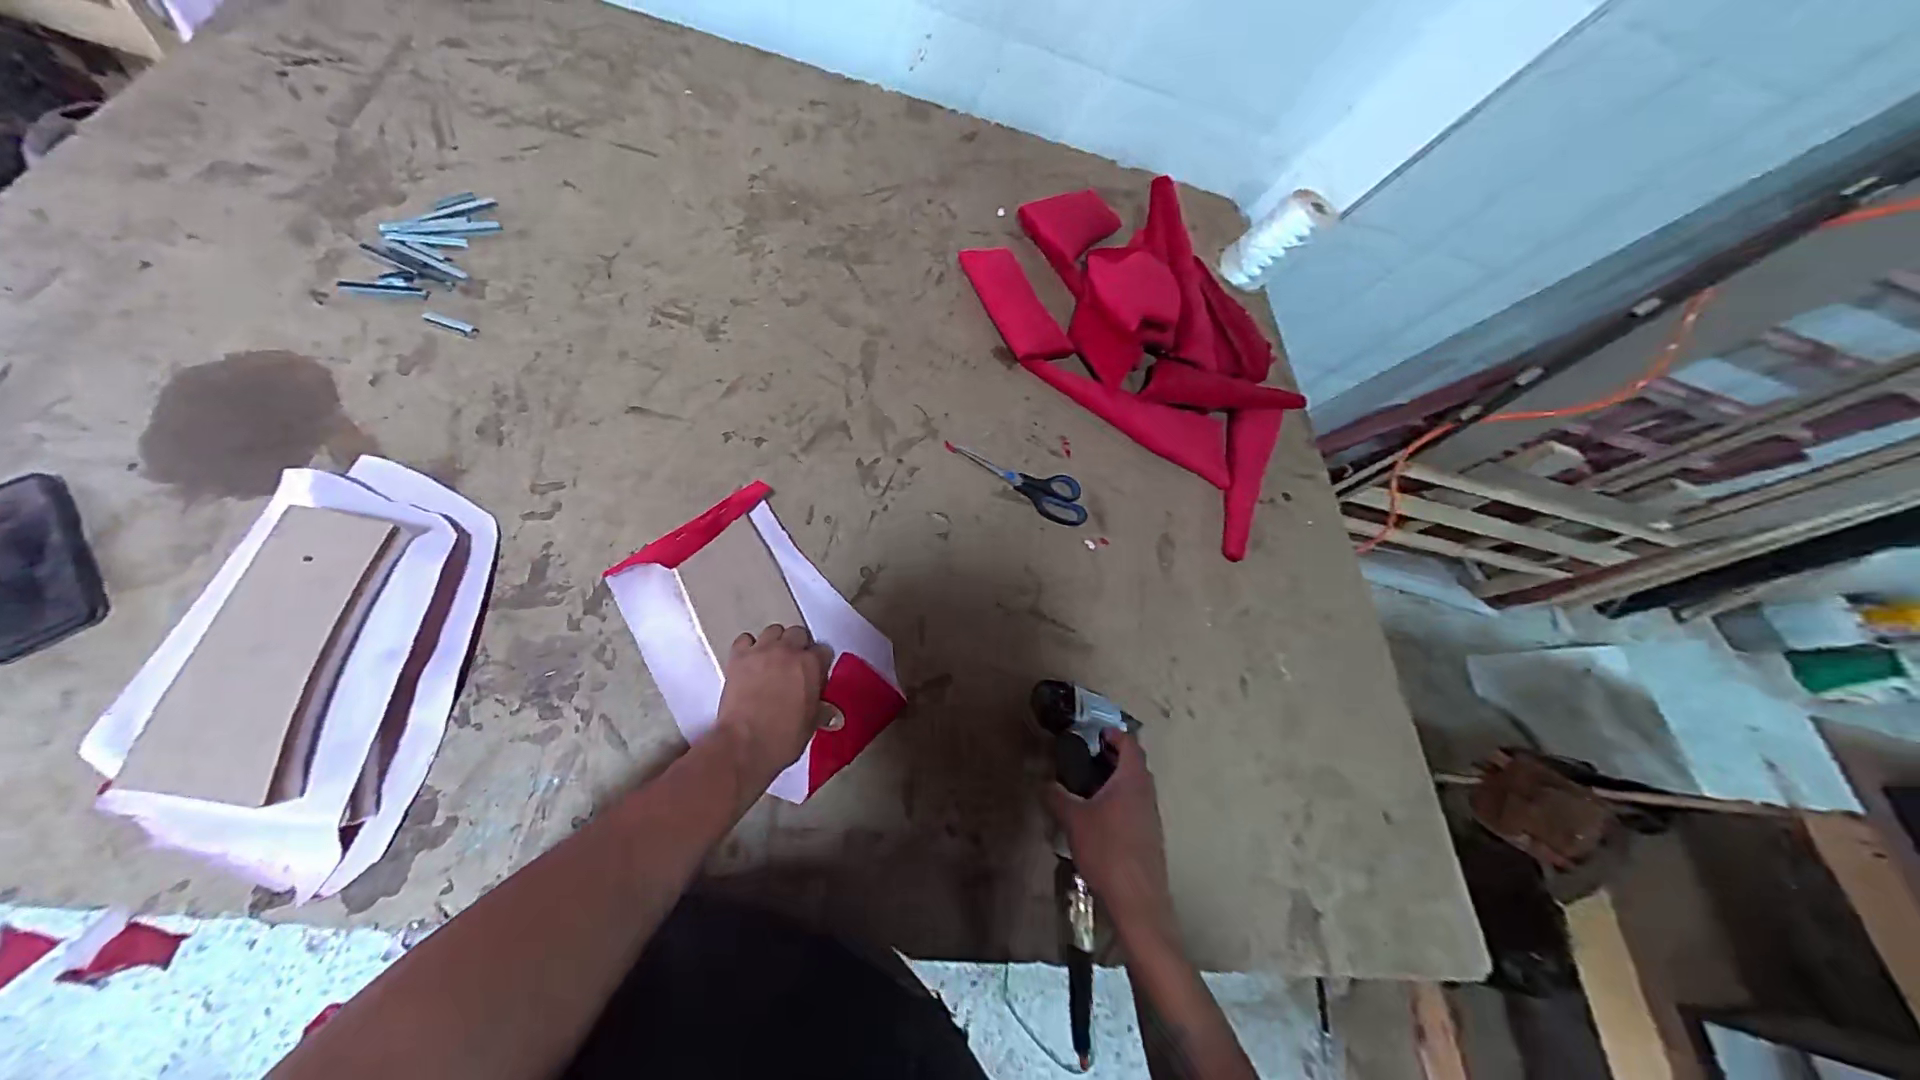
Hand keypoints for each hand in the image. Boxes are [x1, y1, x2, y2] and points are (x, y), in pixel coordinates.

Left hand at [711, 624, 831, 789]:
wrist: (746, 744)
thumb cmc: (782, 736)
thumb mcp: (811, 723)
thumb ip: (821, 709)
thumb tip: (829, 713)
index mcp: (812, 665)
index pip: (823, 651)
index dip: (820, 662)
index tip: (816, 672)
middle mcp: (788, 651)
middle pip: (798, 633)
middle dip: (799, 645)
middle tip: (795, 664)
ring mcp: (762, 651)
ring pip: (773, 630)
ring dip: (776, 641)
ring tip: (773, 659)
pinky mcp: (738, 658)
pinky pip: (745, 639)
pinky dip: (748, 646)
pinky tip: (750, 660)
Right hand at [1046, 732, 1177, 942]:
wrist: (1137, 899)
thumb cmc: (1107, 849)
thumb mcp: (1073, 820)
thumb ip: (1057, 797)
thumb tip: (1043, 783)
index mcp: (1132, 781)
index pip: (1131, 746)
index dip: (1116, 735)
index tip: (1100, 733)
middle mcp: (1147, 794)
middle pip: (1136, 766)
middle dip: (1116, 757)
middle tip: (1092, 757)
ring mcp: (1152, 818)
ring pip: (1137, 789)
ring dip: (1119, 781)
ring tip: (1092, 786)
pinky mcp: (1151, 838)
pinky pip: (1137, 808)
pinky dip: (1122, 801)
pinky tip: (1102, 817)